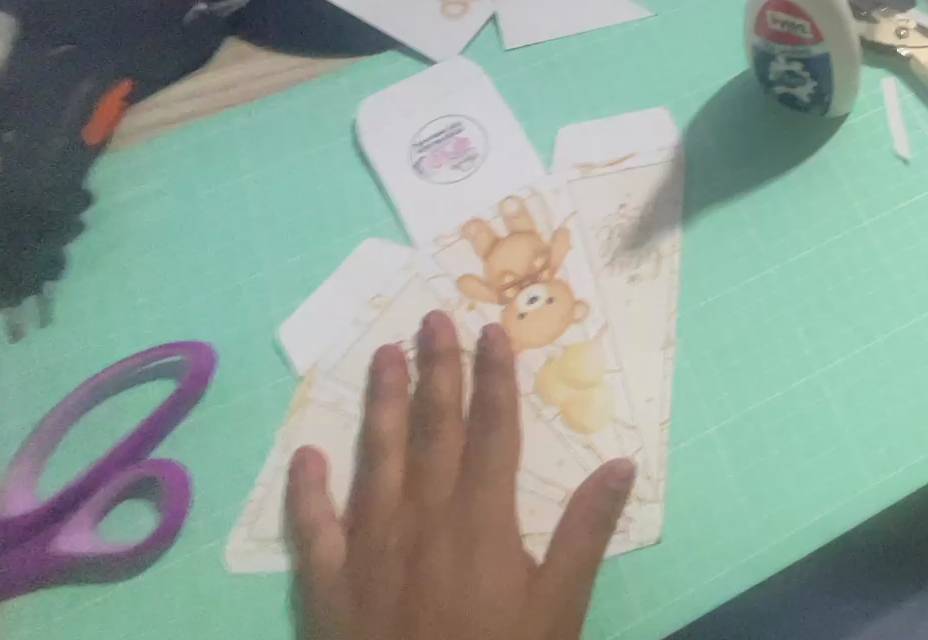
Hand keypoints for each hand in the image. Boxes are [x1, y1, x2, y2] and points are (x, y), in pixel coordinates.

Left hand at [284, 311, 636, 639]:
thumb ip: (587, 531)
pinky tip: (304, 456)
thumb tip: (622, 461)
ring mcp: (367, 552)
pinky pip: (311, 532)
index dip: (494, 377)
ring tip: (380, 357)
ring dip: (378, 405)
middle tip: (431, 319)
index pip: (492, 429)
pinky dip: (306, 493)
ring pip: (374, 461)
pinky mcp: (325, 592)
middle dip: (436, 370)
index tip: (491, 332)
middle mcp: (421, 519)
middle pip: (432, 429)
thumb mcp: (560, 608)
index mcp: (481, 519)